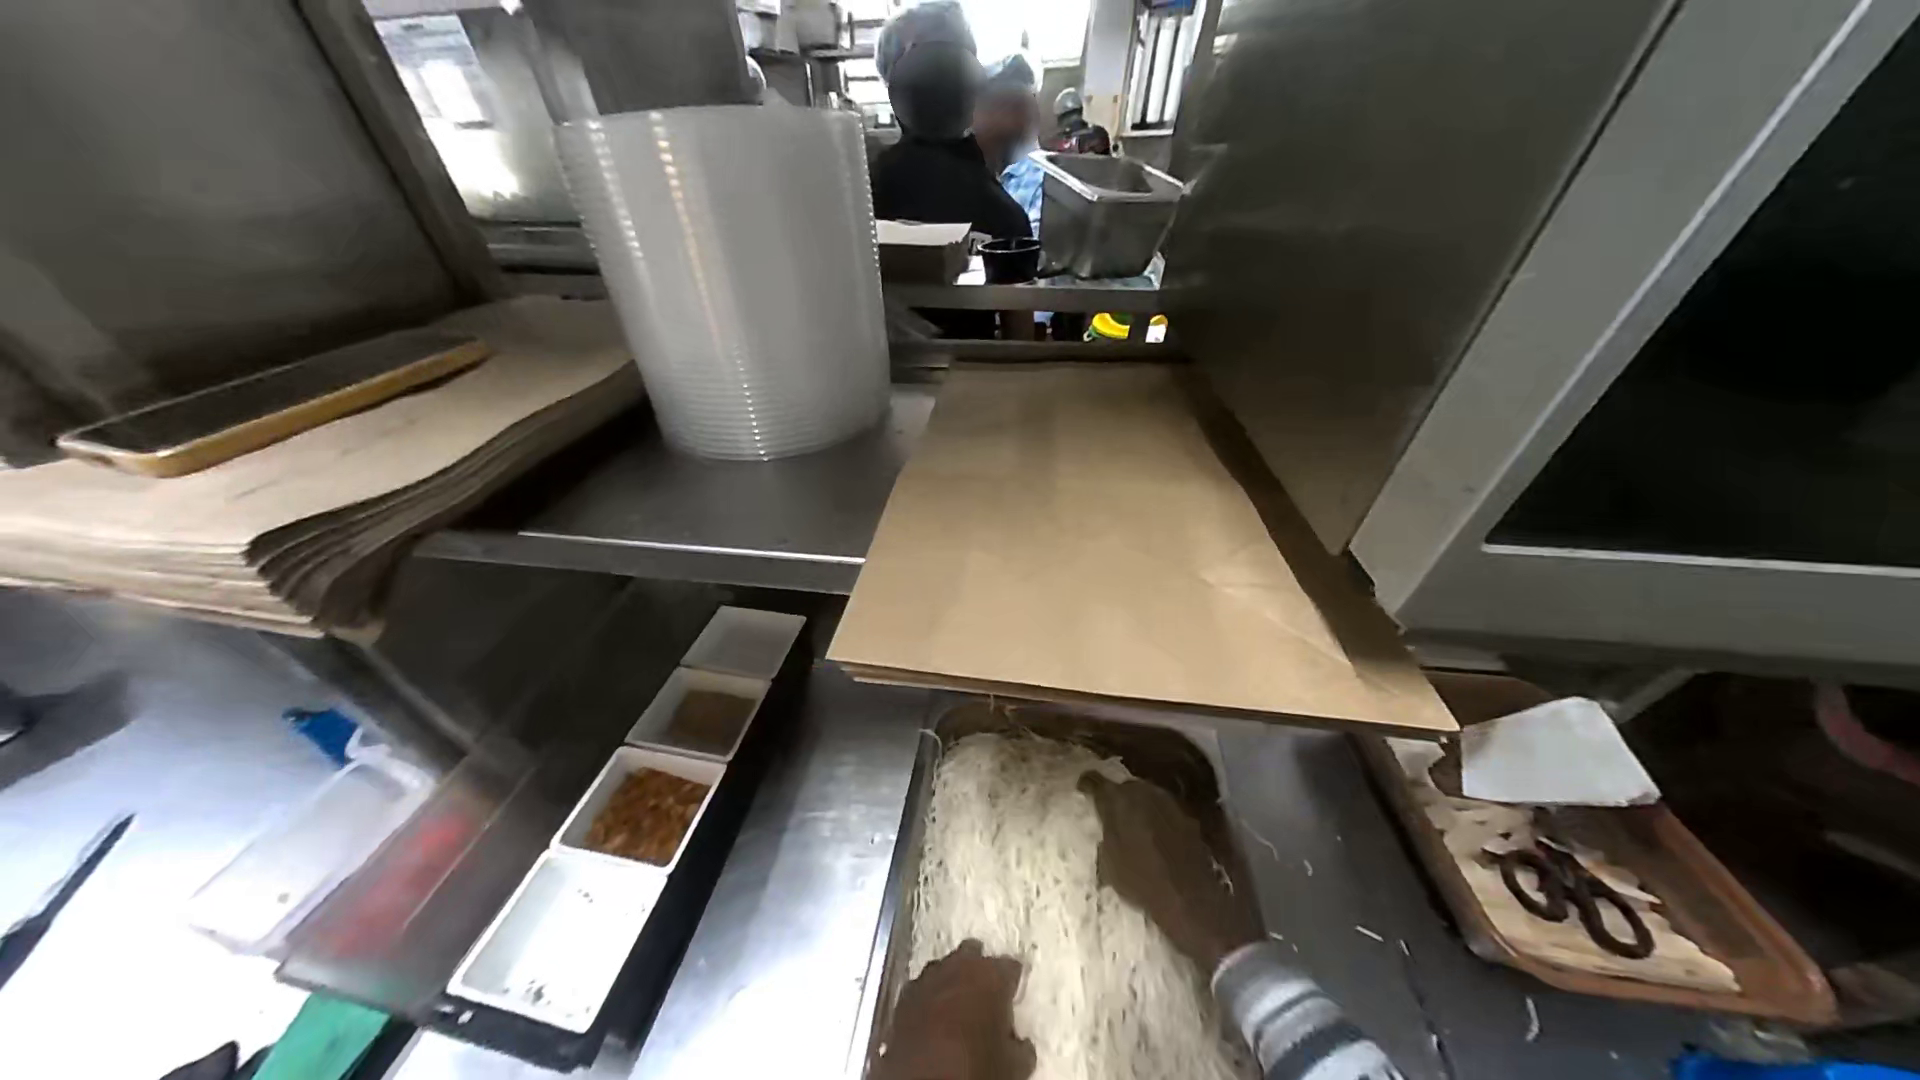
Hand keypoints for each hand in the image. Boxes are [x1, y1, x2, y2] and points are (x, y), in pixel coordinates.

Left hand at [874, 940, 1034, 1079]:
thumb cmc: (975, 1067)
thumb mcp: (1012, 1067)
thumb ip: (1021, 1048)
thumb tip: (1020, 1044)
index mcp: (992, 976)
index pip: (1010, 966)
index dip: (1013, 980)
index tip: (1014, 992)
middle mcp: (960, 966)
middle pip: (973, 954)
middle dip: (979, 967)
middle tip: (985, 991)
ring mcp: (929, 976)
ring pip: (945, 966)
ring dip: (952, 979)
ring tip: (957, 1002)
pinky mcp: (905, 995)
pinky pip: (923, 987)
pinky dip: (930, 996)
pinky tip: (932, 1014)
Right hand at [1079, 772, 1259, 971]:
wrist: (1191, 899)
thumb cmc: (1141, 882)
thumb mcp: (1109, 863)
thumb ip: (1105, 836)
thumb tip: (1106, 827)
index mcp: (1117, 800)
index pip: (1095, 781)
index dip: (1087, 784)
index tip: (1082, 789)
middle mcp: (1143, 792)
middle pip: (1124, 786)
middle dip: (1117, 795)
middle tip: (1110, 811)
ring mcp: (1168, 803)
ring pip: (1147, 795)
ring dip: (1139, 805)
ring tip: (1133, 822)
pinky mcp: (1187, 817)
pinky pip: (1164, 810)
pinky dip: (1157, 817)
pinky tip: (1156, 833)